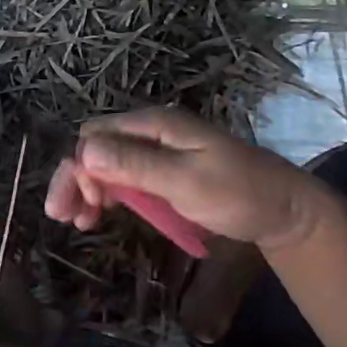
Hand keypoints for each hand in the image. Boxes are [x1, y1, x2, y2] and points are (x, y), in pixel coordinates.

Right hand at [46, 107, 325, 249]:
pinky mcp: (163, 172)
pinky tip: (98, 216)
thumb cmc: (239, 193)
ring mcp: (157, 152)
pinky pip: (125, 178)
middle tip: (60, 216)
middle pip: (96, 148)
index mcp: (155, 124)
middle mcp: (150, 132)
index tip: (78, 203)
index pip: (97, 135)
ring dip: (87, 189)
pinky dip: (107, 195)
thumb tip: (83, 151)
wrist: (286, 211)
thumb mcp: (186, 182)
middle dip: (75, 178)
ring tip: (78, 222)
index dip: (79, 166)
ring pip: (106, 164)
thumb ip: (136, 166)